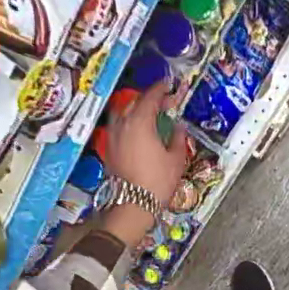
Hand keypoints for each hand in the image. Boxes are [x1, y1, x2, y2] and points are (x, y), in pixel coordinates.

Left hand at [105, 77, 188, 206]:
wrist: (133, 204)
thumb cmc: (157, 181)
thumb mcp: (176, 159)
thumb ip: (178, 138)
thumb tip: (178, 127)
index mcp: (141, 122)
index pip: (150, 97)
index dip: (161, 90)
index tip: (169, 86)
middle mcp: (123, 124)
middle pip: (135, 102)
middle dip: (149, 100)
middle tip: (163, 103)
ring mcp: (114, 135)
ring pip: (124, 113)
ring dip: (136, 110)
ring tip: (149, 115)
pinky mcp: (110, 147)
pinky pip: (119, 126)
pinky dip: (129, 123)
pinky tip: (138, 131)